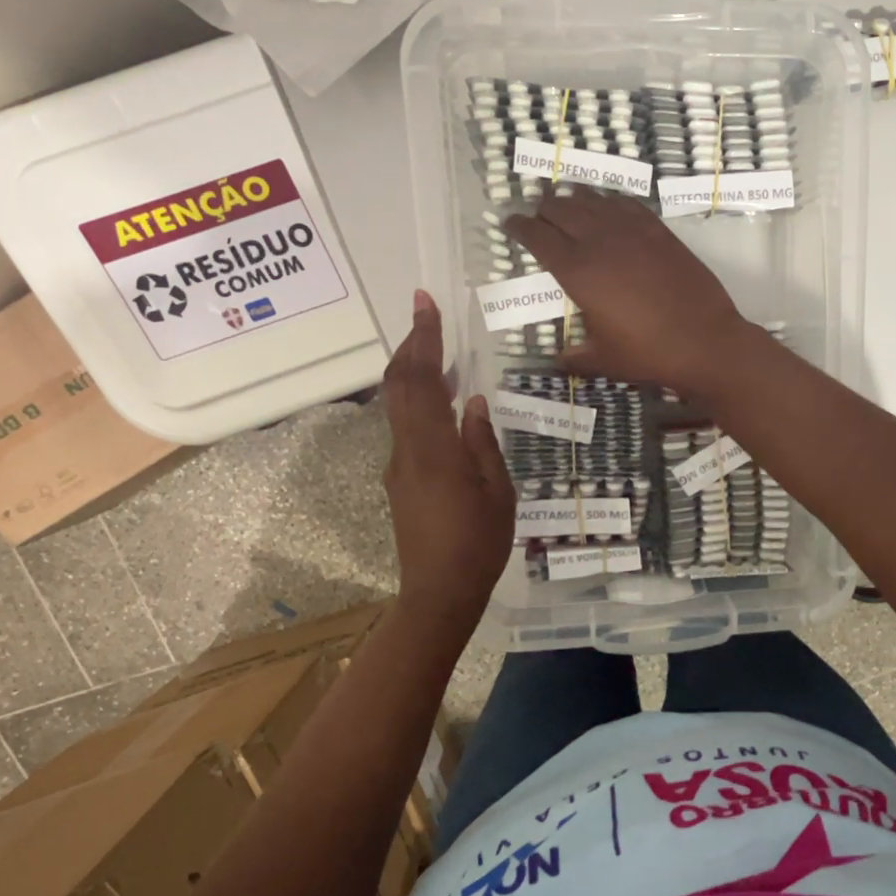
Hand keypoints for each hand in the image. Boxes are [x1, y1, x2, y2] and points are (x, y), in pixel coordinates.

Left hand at [382, 292, 514, 621]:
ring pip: (397, 406)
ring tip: (437, 353)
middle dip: (410, 346)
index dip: (423, 339)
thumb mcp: (498, 492)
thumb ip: (483, 443)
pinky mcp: (401, 481)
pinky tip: (444, 406)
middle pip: (398, 385)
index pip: (422, 380)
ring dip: (412, 372)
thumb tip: (476, 404)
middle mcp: (407, 450)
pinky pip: (407, 428)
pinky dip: (419, 402)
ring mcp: (398, 466)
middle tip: (426, 316)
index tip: (424, 303)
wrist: (439, 593)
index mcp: (434, 449)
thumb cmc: (479, 544)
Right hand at [504, 188, 762, 395]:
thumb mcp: (603, 361)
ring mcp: (632, 232)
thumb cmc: (648, 354)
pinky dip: (610, 201)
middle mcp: (599, 242)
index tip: (509, 223)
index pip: (537, 237)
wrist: (704, 341)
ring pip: (593, 200)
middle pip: (561, 209)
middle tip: (537, 213)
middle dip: (543, 208)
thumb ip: (574, 358)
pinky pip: (627, 204)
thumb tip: (556, 361)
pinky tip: (607, 204)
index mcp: (577, 272)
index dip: (519, 227)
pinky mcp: (659, 231)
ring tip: (566, 199)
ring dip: (574, 198)